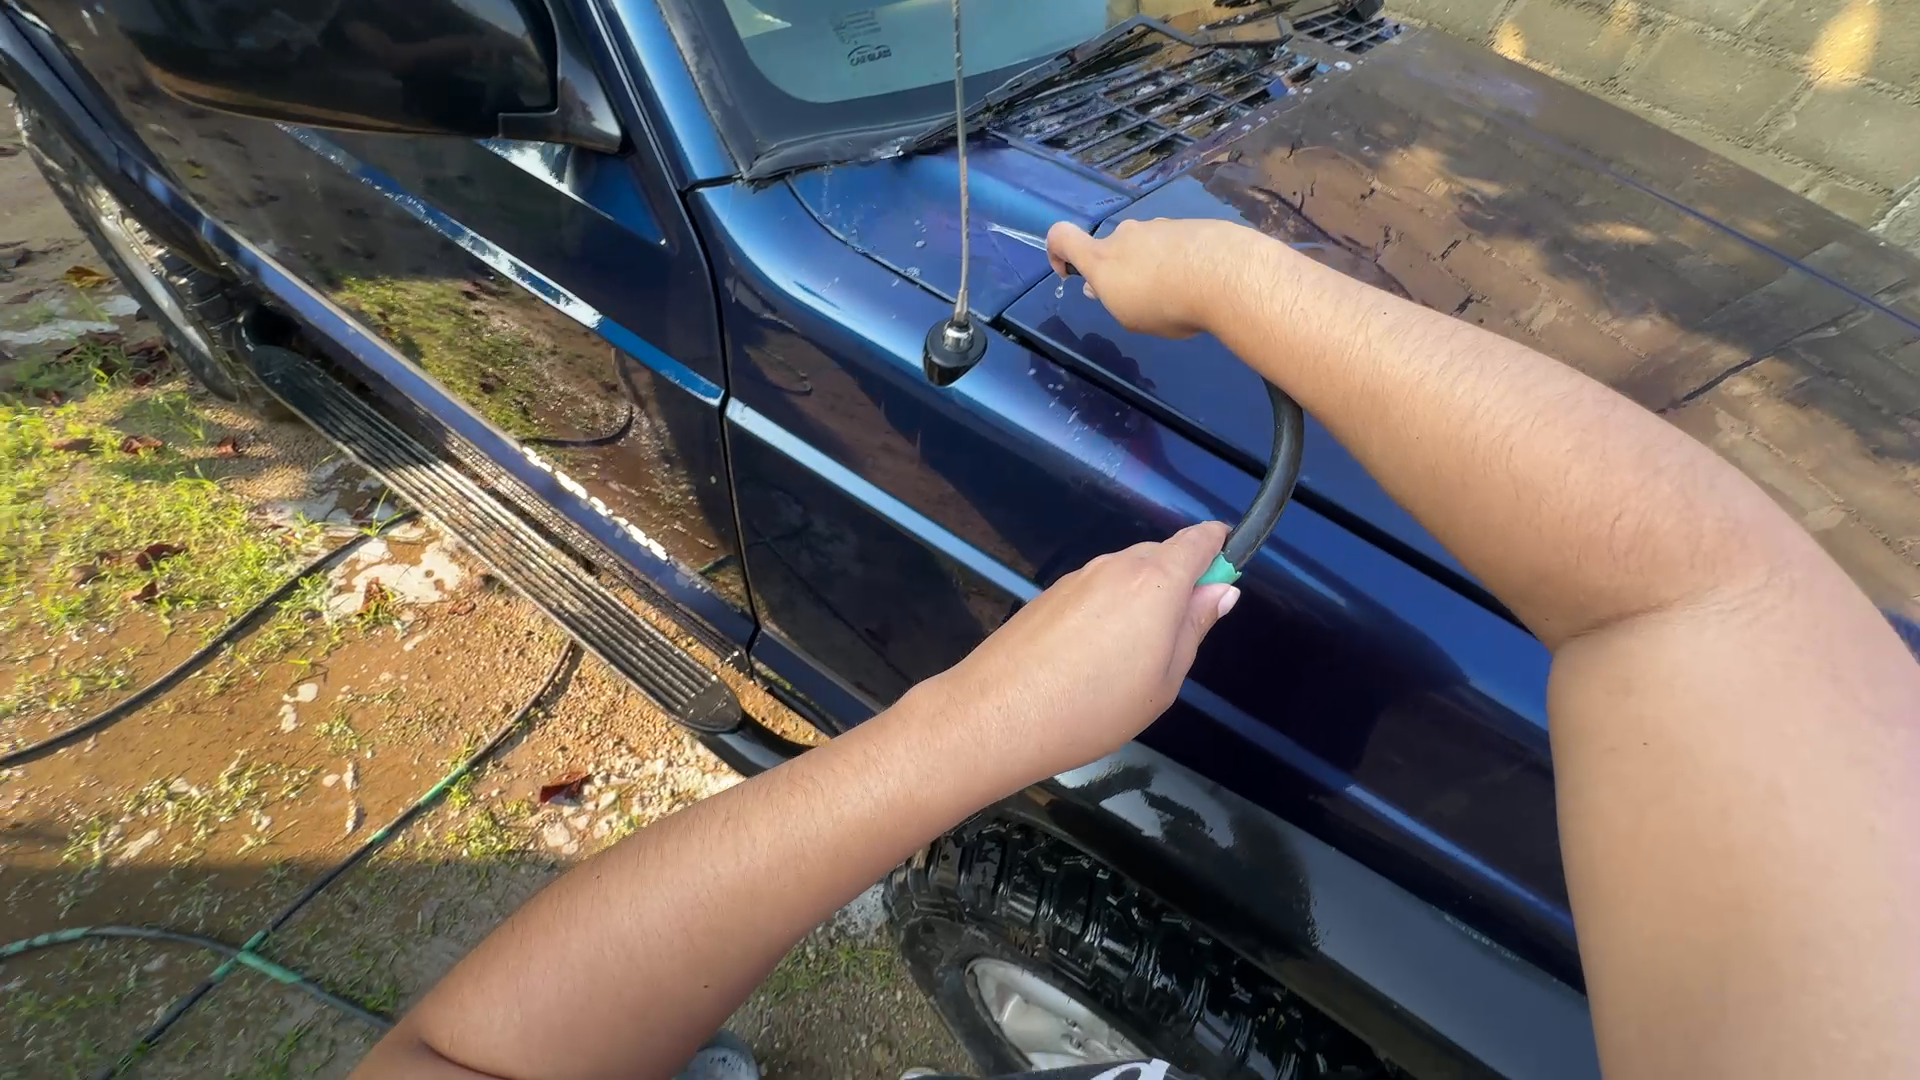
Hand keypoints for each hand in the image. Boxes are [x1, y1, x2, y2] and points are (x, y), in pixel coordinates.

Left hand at [921, 522, 1239, 784]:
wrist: (997, 714)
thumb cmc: (1095, 707)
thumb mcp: (1163, 680)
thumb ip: (1194, 627)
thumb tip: (1221, 589)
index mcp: (1154, 581)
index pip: (1198, 539)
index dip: (1219, 548)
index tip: (1225, 574)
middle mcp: (1115, 566)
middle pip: (1161, 554)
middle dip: (1179, 581)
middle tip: (1175, 638)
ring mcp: (1076, 576)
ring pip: (1125, 572)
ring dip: (1141, 596)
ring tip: (1129, 657)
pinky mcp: (1048, 593)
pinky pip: (1094, 588)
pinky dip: (1107, 607)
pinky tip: (1091, 655)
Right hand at [1047, 218, 1272, 338]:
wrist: (1226, 275)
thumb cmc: (1165, 305)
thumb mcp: (1129, 316)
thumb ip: (1111, 296)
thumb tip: (1099, 284)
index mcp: (1102, 258)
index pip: (1061, 237)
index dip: (1057, 253)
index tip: (1069, 274)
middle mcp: (1126, 235)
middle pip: (1111, 249)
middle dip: (1118, 272)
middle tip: (1139, 300)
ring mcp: (1160, 226)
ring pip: (1144, 247)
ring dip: (1150, 268)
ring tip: (1176, 297)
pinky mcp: (1190, 226)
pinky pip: (1173, 245)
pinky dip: (1177, 262)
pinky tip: (1198, 285)